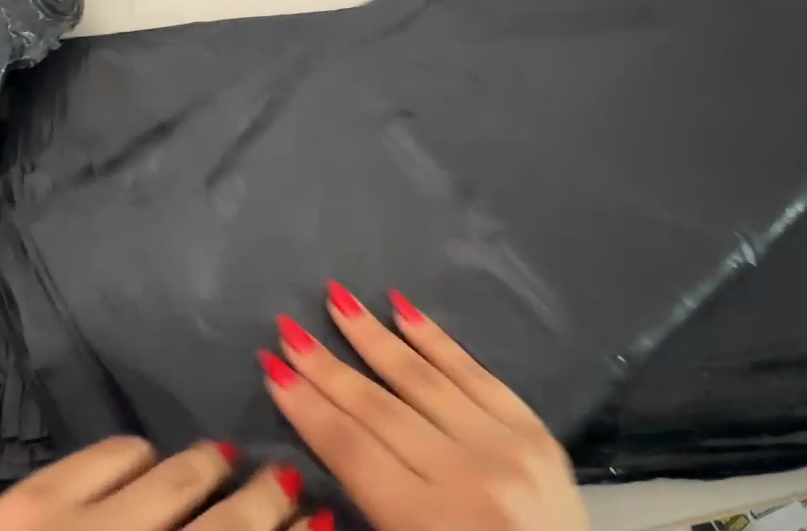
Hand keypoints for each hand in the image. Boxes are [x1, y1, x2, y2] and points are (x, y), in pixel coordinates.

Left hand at [0, 436, 334, 530]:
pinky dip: (140, 455)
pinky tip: (146, 463)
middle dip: (270, 502)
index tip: (319, 521)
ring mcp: (80, 528)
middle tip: (286, 483)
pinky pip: (114, 452)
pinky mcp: (30, 501)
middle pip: (229, 525)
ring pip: (177, 476)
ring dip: (211, 467)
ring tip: (225, 461)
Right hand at [260, 283, 590, 530]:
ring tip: (336, 299)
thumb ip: (366, 504)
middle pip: (377, 407)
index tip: (271, 367)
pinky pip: (475, 373)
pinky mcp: (535, 431)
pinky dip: (435, 339)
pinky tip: (402, 308)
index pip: (349, 448)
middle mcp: (467, 475)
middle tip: (288, 328)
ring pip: (422, 377)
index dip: (306, 406)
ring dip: (372, 336)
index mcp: (427, 523)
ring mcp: (507, 446)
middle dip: (325, 366)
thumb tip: (326, 432)